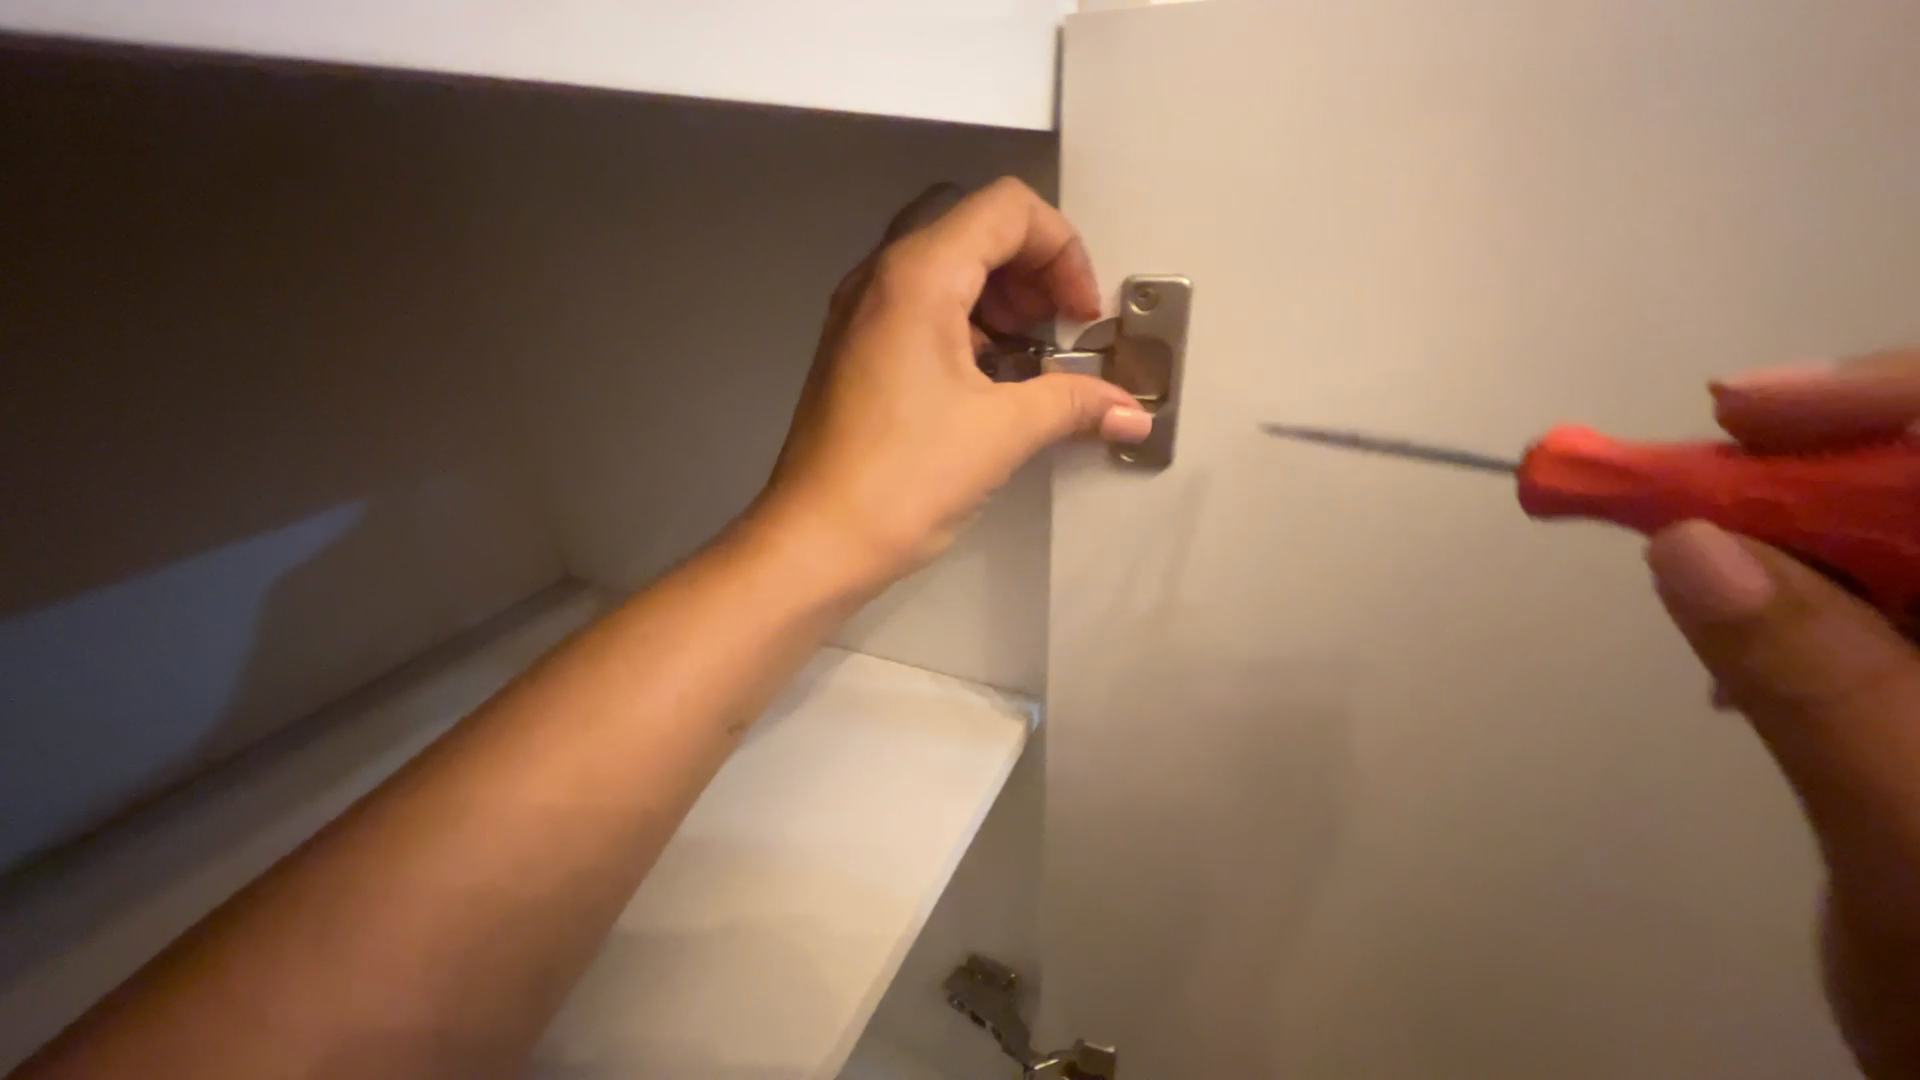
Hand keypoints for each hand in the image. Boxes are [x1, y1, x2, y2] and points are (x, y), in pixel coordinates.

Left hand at [753, 177, 1149, 589]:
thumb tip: (1132, 412)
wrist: (815, 542)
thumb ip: (1074, 405)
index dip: (1064, 251)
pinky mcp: (854, 351)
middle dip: (1032, 270)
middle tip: (1058, 329)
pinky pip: (918, 308)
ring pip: (944, 267)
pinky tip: (987, 381)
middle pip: (974, 228)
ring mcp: (859, 314)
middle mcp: (880, 278)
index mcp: (917, 276)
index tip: (1081, 316)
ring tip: (1027, 358)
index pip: (1007, 209)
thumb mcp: (1002, 433)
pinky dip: (964, 325)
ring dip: (999, 298)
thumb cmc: (903, 480)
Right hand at [1647, 350, 1919, 1078]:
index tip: (1739, 408)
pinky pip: (1885, 586)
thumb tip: (1686, 546)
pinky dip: (1802, 588)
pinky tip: (1758, 630)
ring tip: (1697, 560)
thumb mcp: (1916, 842)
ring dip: (1793, 532)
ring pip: (1905, 531)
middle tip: (1676, 483)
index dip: (1891, 404)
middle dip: (1817, 467)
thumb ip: (1820, 687)